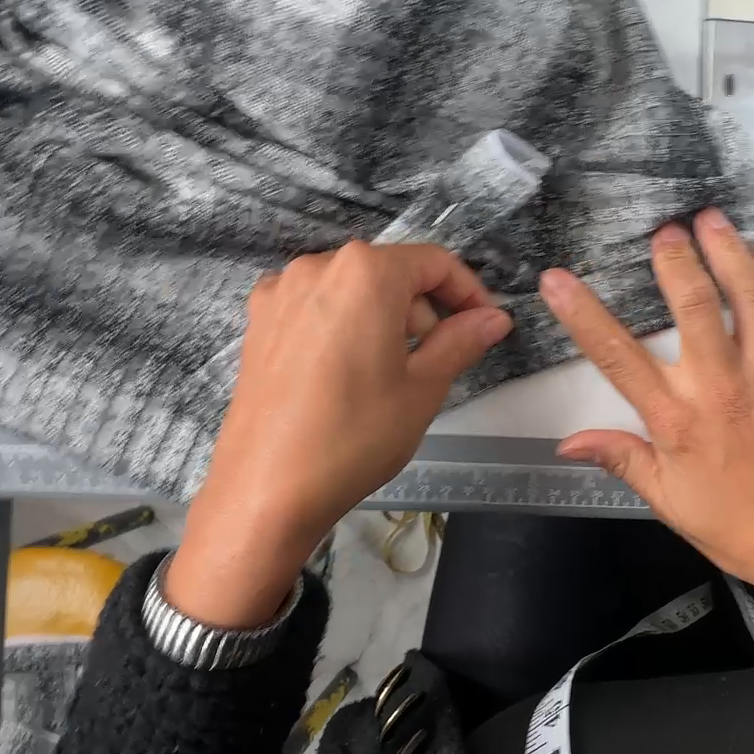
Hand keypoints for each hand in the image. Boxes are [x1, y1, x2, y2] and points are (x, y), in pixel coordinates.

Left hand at [166, 242, 511, 627]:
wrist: (267, 490)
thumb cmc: (355, 435)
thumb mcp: (424, 387)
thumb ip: (462, 340)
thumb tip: (494, 318)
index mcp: (365, 273)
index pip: (435, 262)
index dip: (469, 292)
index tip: (485, 325)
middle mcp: (317, 267)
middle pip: (391, 272)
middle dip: (424, 310)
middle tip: (438, 362)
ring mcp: (280, 293)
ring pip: (354, 290)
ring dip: (385, 319)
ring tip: (391, 374)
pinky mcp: (259, 322)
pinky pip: (318, 308)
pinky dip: (345, 326)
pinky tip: (347, 373)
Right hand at [539, 209, 753, 704]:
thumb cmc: (740, 528)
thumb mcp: (669, 501)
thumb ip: (621, 458)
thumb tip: (569, 443)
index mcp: (678, 420)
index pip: (618, 356)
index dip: (583, 315)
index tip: (557, 279)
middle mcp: (722, 387)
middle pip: (696, 307)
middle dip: (678, 261)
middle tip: (665, 229)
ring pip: (749, 298)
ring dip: (730, 252)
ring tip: (712, 218)